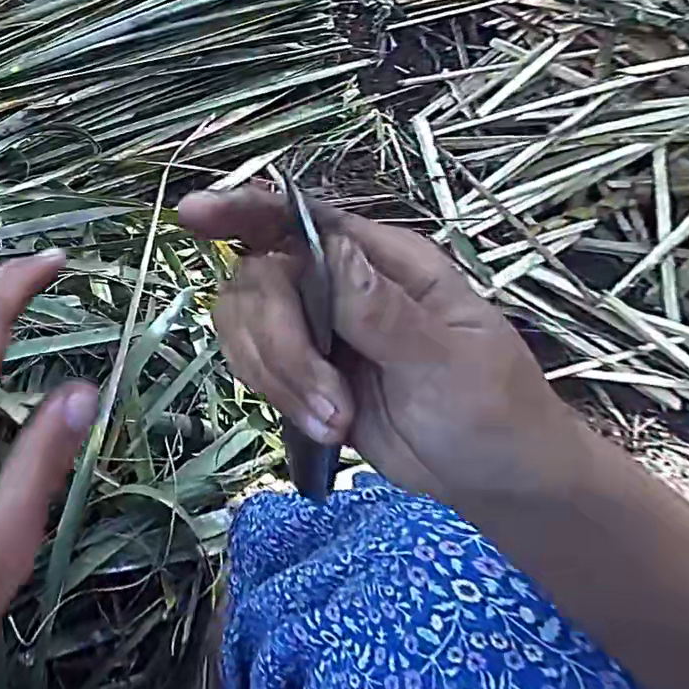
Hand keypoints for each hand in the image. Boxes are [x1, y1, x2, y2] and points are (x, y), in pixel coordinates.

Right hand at [177, 188, 587, 505]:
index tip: (194, 214)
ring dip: (275, 375)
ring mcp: (308, 321)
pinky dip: (271, 391)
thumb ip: (385, 311)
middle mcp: (332, 279)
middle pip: (258, 278)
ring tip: (332, 421)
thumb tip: (331, 250)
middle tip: (329, 402)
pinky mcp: (293, 362)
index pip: (300, 217)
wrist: (491, 480)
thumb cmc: (494, 411)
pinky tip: (321, 426)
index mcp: (379, 259)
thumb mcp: (452, 363)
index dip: (243, 207)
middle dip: (279, 343)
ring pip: (241, 320)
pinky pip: (247, 358)